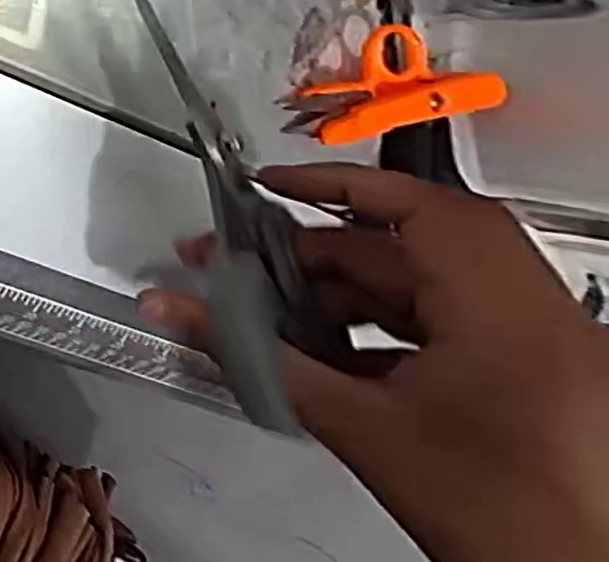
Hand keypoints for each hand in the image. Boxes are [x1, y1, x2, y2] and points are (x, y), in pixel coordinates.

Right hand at [138, 163, 608, 561]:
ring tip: (269, 315)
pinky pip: (433, 324)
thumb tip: (170, 307)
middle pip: (396, 252)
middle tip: (238, 265)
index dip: (341, 183)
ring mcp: (539, 353)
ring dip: (329, 296)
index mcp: (515, 324)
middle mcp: (540, 327)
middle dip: (305, 256)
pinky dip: (366, 326)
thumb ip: (249, 355)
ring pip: (410, 289)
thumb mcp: (355, 424)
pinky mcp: (527, 378)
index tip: (276, 183)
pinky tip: (320, 354)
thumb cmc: (521, 528)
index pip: (430, 211)